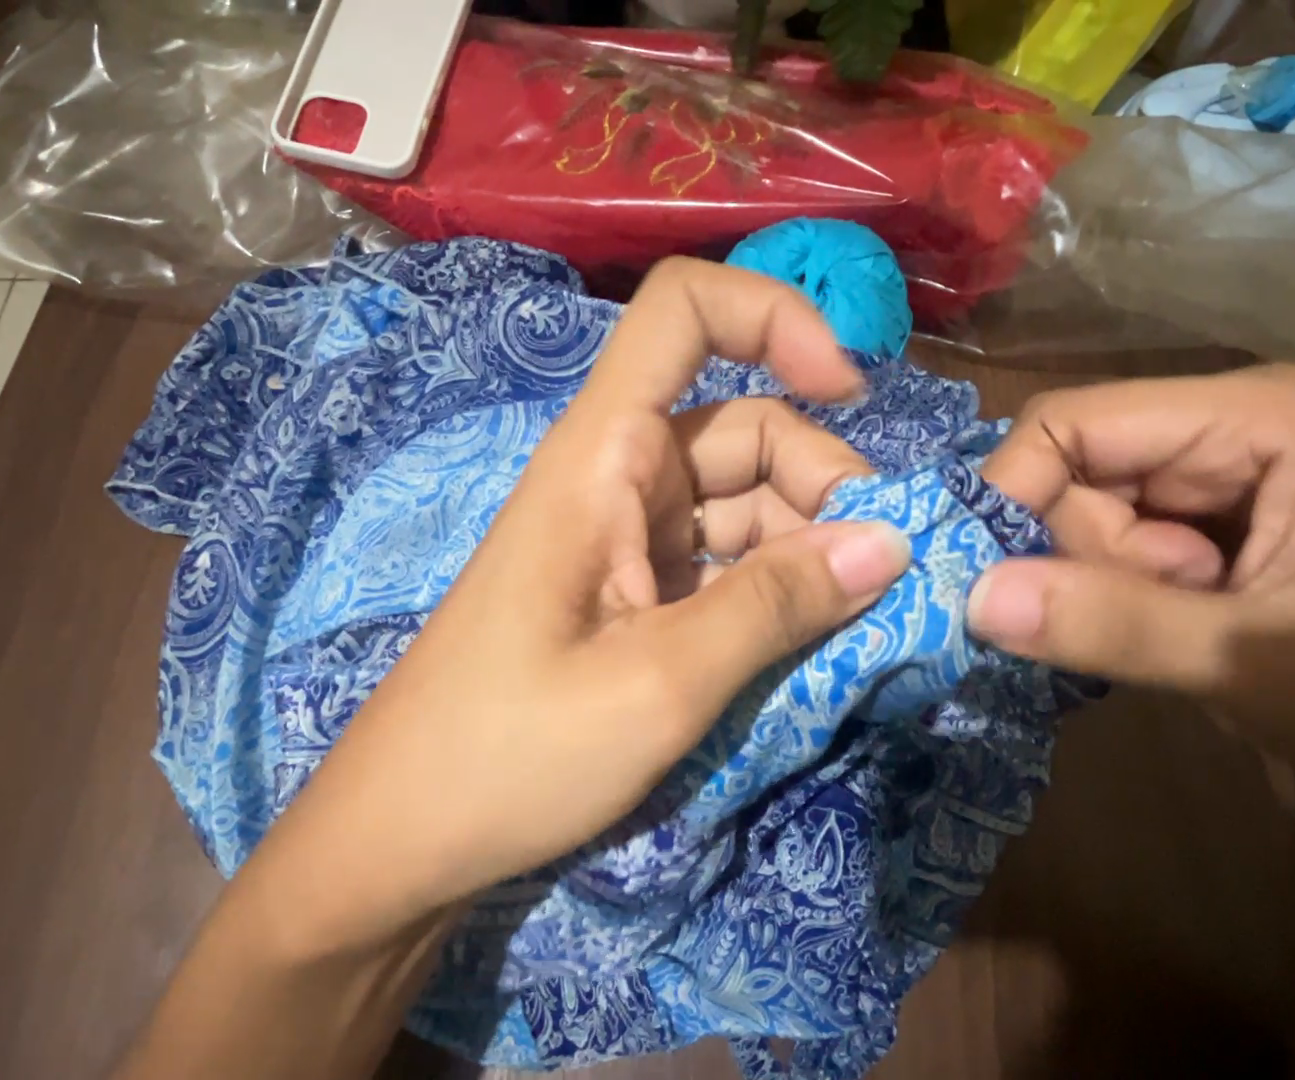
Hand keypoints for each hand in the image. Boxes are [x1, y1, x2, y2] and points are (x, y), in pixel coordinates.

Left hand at [254, 258, 912, 945]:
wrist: (405, 836)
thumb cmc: (512, 752)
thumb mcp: (660, 681)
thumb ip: (778, 605)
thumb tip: (890, 544)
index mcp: (602, 455)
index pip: (682, 311)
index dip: (776, 319)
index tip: (850, 396)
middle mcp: (616, 476)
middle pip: (744, 426)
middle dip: (823, 481)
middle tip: (881, 574)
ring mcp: (624, 538)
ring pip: (743, 502)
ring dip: (808, 546)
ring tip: (857, 620)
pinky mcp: (631, 595)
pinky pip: (722, 564)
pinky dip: (773, 589)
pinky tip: (811, 639)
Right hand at [966, 364, 1294, 781]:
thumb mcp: (1256, 660)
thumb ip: (1113, 625)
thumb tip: (970, 600)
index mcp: (1254, 417)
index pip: (1073, 422)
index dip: (1014, 490)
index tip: (987, 578)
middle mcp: (1220, 429)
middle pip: (1069, 469)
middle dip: (1083, 554)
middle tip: (1162, 611)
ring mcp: (1205, 479)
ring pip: (1074, 516)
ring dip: (1099, 584)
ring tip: (1186, 626)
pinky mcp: (1191, 528)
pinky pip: (1097, 549)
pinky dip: (1106, 596)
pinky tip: (1169, 627)